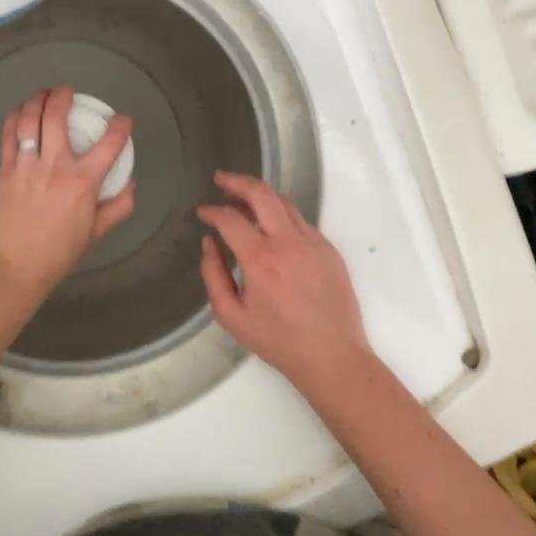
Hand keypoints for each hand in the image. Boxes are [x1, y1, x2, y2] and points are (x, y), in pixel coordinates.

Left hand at [0, 85, 135, 294]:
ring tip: (44, 93)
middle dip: (63, 96)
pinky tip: (22, 112)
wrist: (17, 264)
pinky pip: (9, 135)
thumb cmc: (60, 251)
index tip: (123, 119)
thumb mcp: (97, 232)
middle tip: (68, 90)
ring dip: (37, 100)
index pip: (109, 143)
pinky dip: (15, 118)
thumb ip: (119, 206)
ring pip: (29, 120)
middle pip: (57, 116)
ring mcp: (26, 166)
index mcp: (82, 182)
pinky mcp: (6, 170)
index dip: (120, 125)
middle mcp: (54, 166)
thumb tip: (130, 184)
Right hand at [198, 171, 372, 393]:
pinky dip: (281, 215)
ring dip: (261, 194)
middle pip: (262, 193)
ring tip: (242, 197)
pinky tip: (270, 226)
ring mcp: (314, 242)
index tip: (202, 213)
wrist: (332, 356)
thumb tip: (209, 244)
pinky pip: (301, 221)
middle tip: (221, 179)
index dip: (212, 211)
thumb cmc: (278, 341)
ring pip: (284, 202)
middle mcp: (289, 243)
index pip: (230, 218)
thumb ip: (213, 275)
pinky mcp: (329, 249)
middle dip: (237, 181)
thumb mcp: (231, 316)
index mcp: (261, 259)